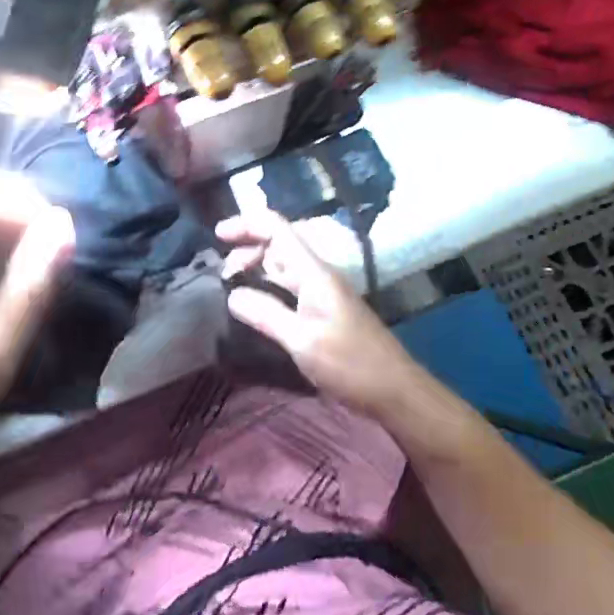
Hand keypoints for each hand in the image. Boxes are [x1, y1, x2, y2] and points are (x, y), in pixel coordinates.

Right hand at [220, 210, 427, 420]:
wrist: (396, 390)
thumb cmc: (350, 364)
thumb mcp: (302, 341)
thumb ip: (266, 314)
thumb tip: (232, 295)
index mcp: (314, 272)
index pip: (277, 229)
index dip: (247, 224)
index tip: (218, 235)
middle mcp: (319, 274)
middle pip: (279, 243)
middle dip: (248, 247)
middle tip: (224, 273)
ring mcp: (324, 291)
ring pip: (285, 264)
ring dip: (258, 266)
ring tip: (234, 285)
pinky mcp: (326, 309)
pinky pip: (292, 284)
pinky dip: (270, 284)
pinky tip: (259, 304)